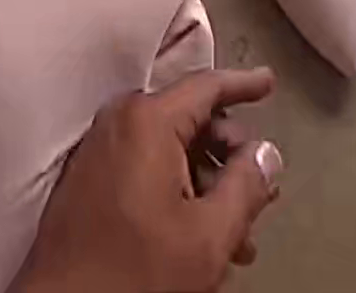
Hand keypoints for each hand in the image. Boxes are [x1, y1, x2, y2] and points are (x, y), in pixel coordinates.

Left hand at [10, 67, 283, 292]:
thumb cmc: (133, 274)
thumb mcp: (207, 235)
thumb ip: (245, 187)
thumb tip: (266, 154)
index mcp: (147, 120)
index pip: (206, 86)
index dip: (243, 85)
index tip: (267, 82)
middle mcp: (119, 120)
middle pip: (188, 117)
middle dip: (228, 150)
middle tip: (258, 184)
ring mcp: (99, 146)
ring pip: (167, 145)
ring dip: (205, 179)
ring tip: (236, 227)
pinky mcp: (88, 174)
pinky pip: (143, 163)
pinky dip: (175, 185)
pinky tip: (198, 229)